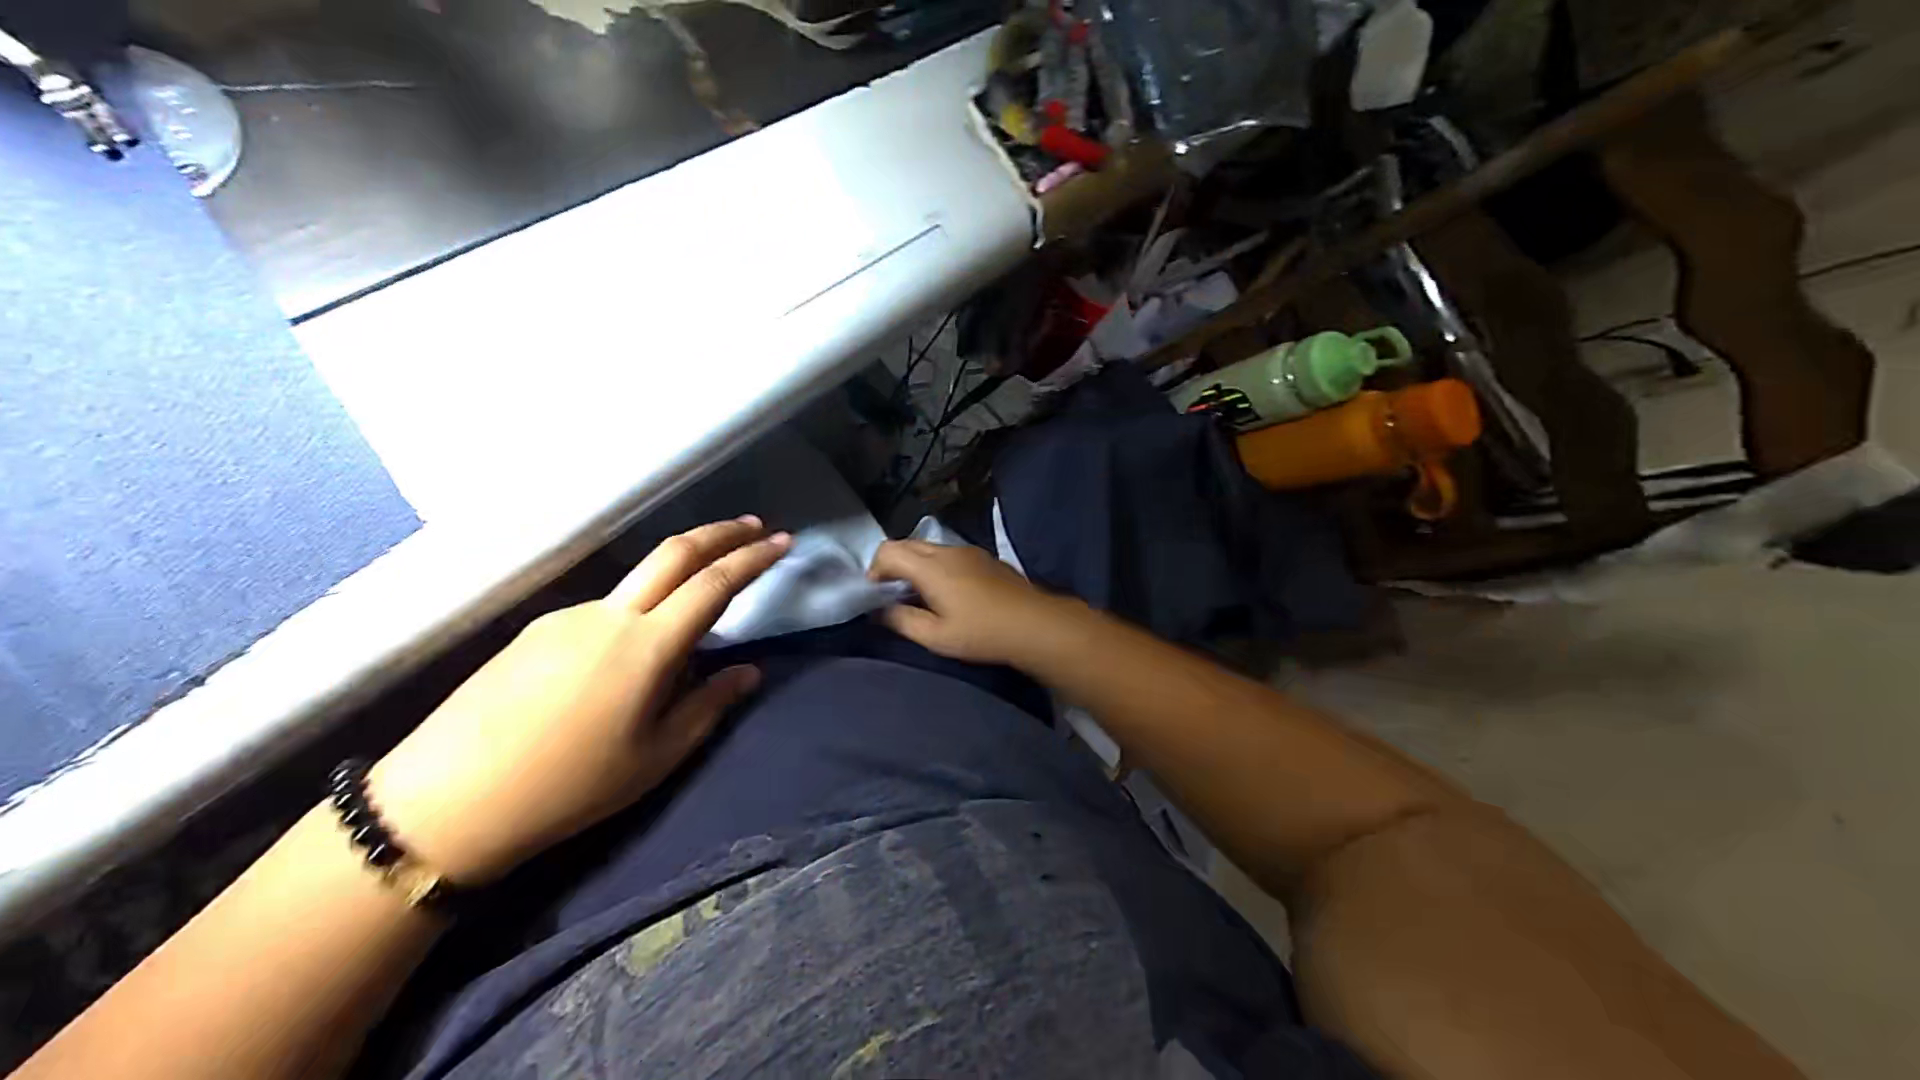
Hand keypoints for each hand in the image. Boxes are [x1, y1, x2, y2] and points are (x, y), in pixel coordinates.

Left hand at [367, 517, 789, 883]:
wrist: (446, 802)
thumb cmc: (569, 786)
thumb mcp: (657, 756)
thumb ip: (709, 705)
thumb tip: (748, 671)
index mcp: (647, 645)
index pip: (714, 584)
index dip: (754, 558)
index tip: (783, 543)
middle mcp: (610, 615)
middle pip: (674, 552)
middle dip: (720, 532)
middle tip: (755, 526)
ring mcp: (567, 616)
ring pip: (637, 582)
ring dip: (677, 574)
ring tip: (695, 606)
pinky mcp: (536, 630)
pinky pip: (602, 611)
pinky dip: (636, 612)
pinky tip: (626, 657)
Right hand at [868, 540, 1082, 665]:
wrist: (1034, 624)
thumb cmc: (982, 633)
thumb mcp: (936, 637)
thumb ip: (902, 621)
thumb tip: (878, 612)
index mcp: (930, 567)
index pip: (888, 551)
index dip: (874, 570)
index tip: (876, 595)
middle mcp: (947, 551)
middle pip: (906, 544)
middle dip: (892, 565)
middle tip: (893, 595)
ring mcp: (968, 551)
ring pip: (929, 547)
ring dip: (915, 564)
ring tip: (920, 595)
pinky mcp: (984, 558)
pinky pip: (949, 553)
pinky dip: (936, 566)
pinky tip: (948, 592)